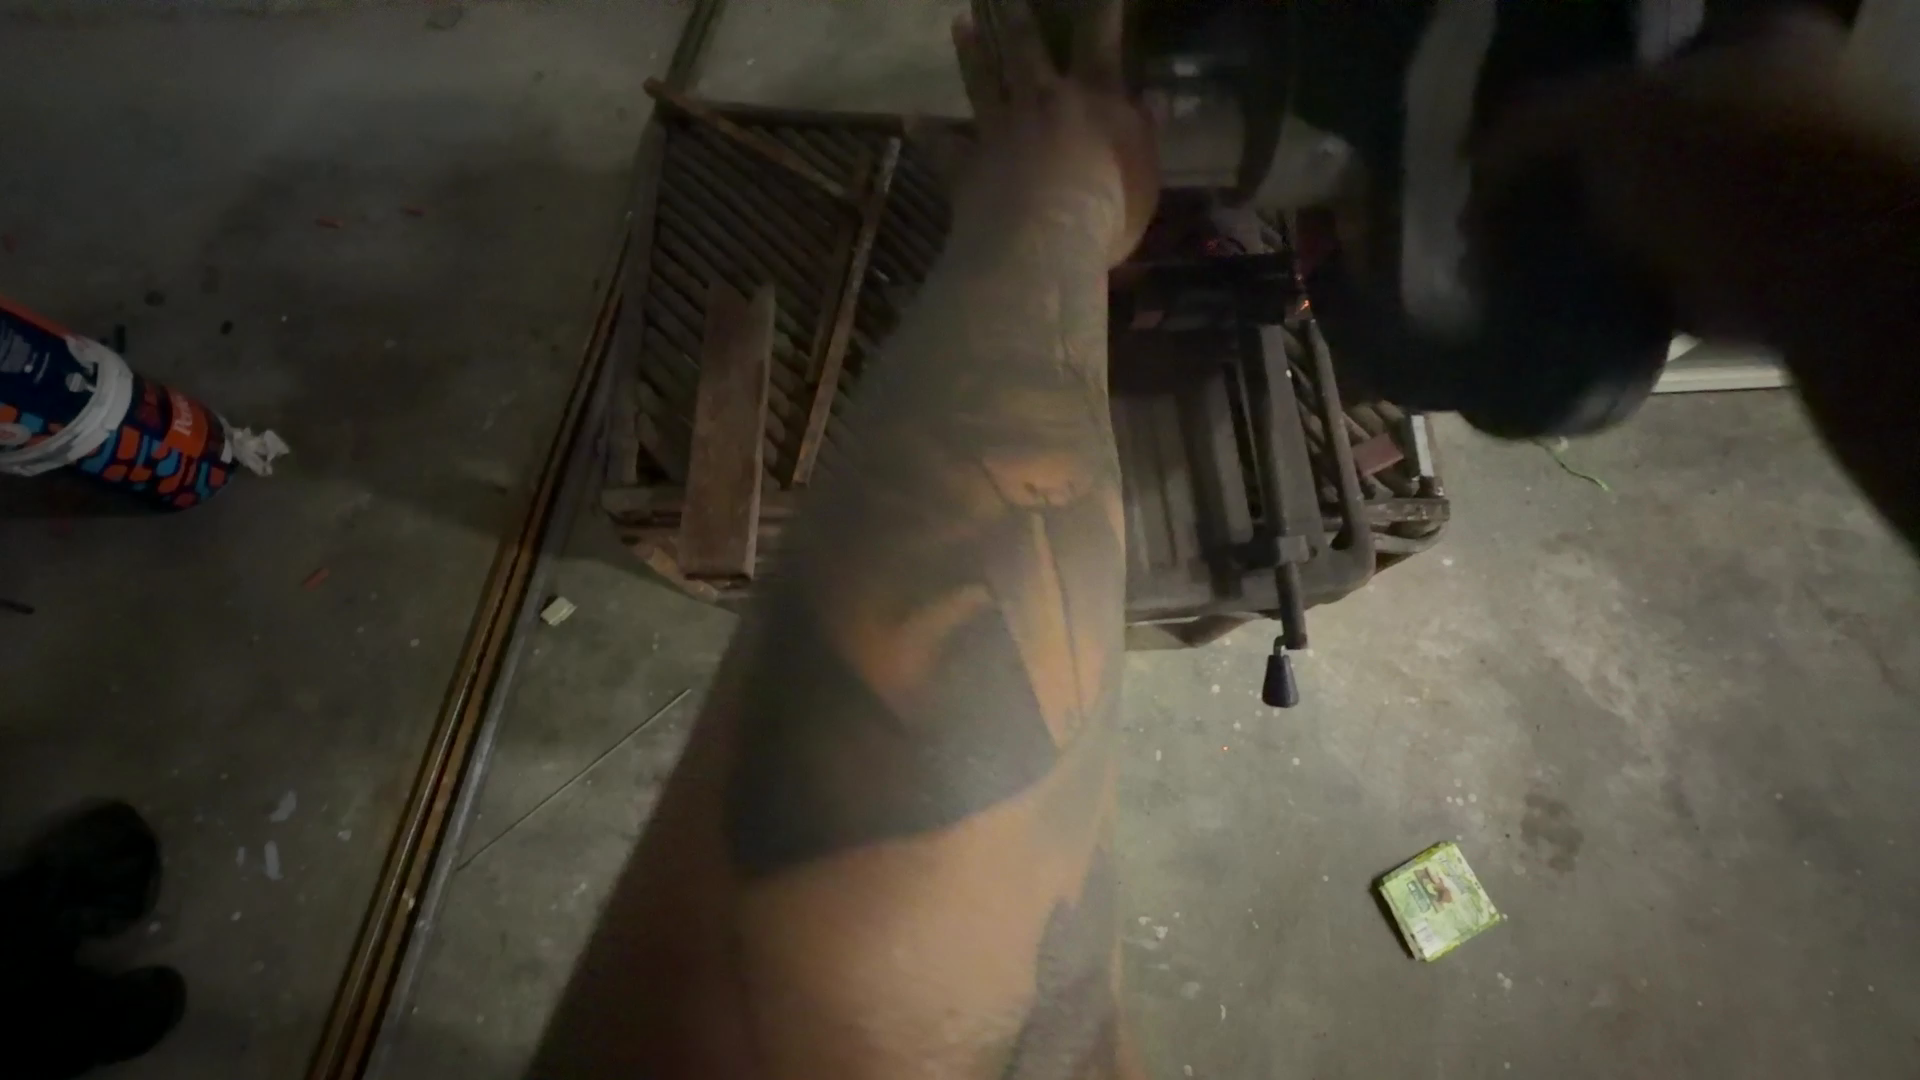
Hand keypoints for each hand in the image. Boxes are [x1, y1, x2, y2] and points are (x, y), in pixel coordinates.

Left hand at [951, 0, 1158, 265]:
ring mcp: (1000, 131)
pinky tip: (910, 120)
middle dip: (1014, 13)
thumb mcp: (1144, 176)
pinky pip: (943, 148)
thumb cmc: (1107, 213)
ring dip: (971, 52)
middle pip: (1025, 46)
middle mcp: (1041, 101)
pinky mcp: (968, 165)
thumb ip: (1143, 136)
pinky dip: (926, 134)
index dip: (1102, 8)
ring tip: (959, 23)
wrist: (1045, 242)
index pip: (1100, 39)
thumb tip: (1154, 100)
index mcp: (1093, 99)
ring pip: (982, 82)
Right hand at [1470, 11, 1876, 341]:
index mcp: (1744, 49)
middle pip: (1607, 148)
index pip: (1628, 66)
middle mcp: (1740, 118)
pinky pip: (1611, 270)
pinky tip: (1521, 290)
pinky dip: (1568, 283)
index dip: (1556, 102)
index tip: (1501, 143)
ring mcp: (1720, 199)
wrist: (1802, 267)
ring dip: (1545, 240)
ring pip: (1604, 214)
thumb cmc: (1720, 162)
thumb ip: (1535, 121)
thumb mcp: (1612, 112)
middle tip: (1480, 212)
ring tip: (1486, 259)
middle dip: (1539, 183)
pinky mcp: (1700, 267)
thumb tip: (1473, 154)